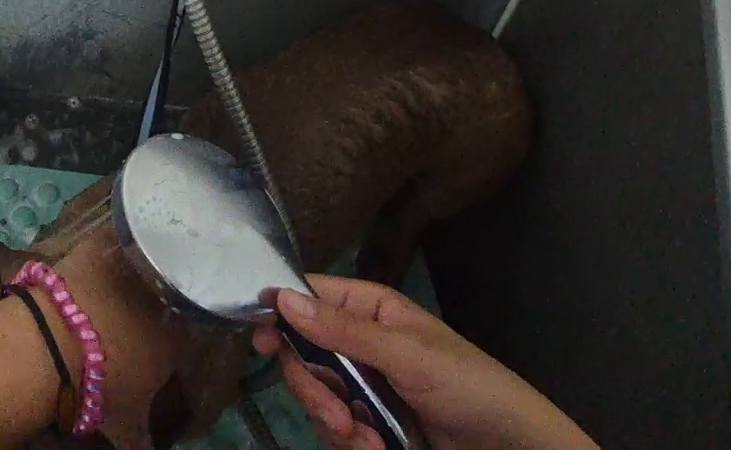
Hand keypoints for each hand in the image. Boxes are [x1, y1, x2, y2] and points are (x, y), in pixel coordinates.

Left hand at [50, 228, 187, 449]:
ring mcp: (135, 265)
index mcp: (176, 339)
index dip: (178, 324)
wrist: (55, 342)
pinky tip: (115, 238)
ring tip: (131, 269)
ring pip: (151, 257)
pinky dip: (118, 235)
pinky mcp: (103, 242)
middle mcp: (164, 298)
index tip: (165, 325)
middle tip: (145, 299)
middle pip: (174, 288)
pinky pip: (119, 233)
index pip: (190, 325)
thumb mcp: (126, 422)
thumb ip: (145, 440)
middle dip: (163, 292)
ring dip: (145, 262)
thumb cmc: (95, 385)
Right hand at [252, 275, 598, 449]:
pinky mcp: (369, 424)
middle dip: (312, 387)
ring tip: (368, 441)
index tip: (259, 338)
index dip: (279, 312)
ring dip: (333, 421)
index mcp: (367, 309)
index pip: (307, 296)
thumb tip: (280, 297)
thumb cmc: (471, 389)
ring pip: (314, 393)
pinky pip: (335, 427)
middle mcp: (357, 342)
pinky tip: (379, 449)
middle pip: (301, 350)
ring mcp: (362, 385)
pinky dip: (351, 442)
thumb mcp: (408, 356)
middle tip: (336, 414)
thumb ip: (343, 331)